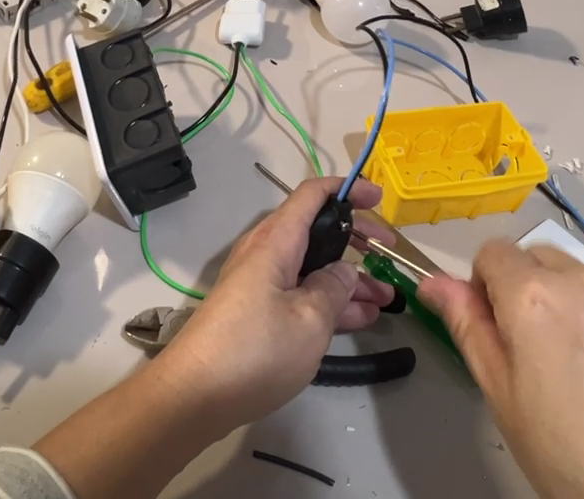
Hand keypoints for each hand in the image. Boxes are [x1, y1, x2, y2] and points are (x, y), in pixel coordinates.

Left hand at [150, 176, 395, 433]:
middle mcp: (266, 253)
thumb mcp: (309, 319)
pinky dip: (330, 301)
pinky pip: (301, 293)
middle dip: (355, 238)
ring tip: (387, 297)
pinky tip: (362, 318)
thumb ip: (334, 288)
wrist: (195, 394)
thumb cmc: (256, 348)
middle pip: (316, 231)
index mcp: (276, 240)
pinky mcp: (258, 312)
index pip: (312, 195)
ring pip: (312, 266)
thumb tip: (345, 271)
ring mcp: (261, 283)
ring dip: (349, 278)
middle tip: (388, 252)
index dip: (347, 189)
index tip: (378, 197)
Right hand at [419, 243, 583, 498]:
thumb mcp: (505, 400)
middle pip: (540, 259)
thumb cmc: (576, 463)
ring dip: (578, 307)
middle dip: (529, 291)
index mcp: (536, 298)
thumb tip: (435, 282)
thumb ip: (468, 327)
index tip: (497, 331)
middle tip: (540, 356)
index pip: (492, 253)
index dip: (485, 289)